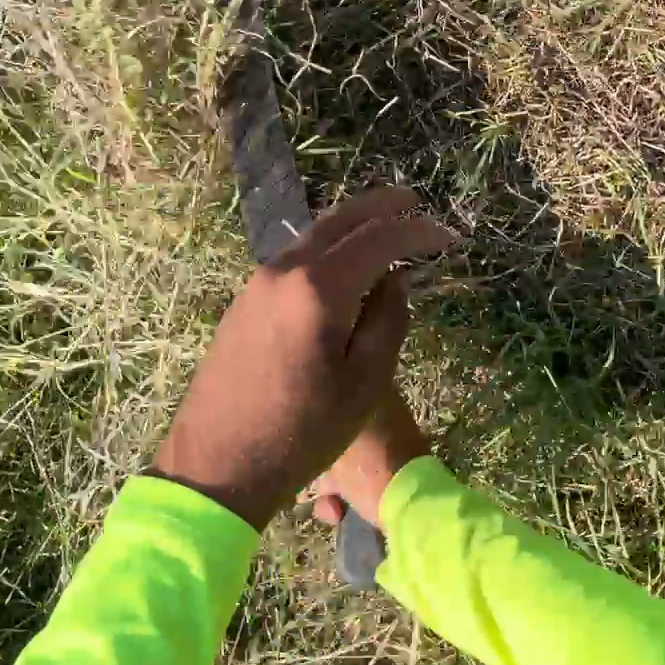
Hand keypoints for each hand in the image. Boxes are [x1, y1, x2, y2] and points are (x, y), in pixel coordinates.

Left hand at [151, 187, 454, 529]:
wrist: (216, 464)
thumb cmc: (302, 432)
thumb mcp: (364, 384)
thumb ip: (388, 321)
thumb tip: (396, 279)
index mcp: (319, 288)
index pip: (378, 241)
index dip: (417, 233)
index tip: (448, 237)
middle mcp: (285, 271)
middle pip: (340, 221)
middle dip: (380, 207)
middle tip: (413, 200)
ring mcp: (259, 282)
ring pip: (314, 236)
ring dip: (351, 224)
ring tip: (383, 223)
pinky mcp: (245, 300)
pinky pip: (296, 257)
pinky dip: (327, 247)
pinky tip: (343, 260)